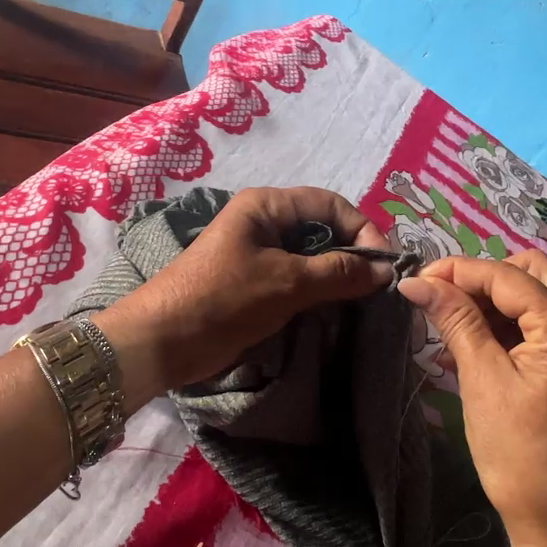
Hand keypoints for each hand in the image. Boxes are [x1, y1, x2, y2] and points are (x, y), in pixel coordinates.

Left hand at [96, 187, 392, 401]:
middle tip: (378, 285)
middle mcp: (264, 221)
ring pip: (311, 254)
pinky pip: (297, 276)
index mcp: (267, 205)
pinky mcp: (254, 281)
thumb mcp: (287, 283)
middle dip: (353, 252)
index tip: (384, 266)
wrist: (161, 342)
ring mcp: (257, 251)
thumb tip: (384, 271)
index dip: (362, 229)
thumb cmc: (224, 300)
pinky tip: (336, 307)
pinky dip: (319, 288)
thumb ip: (338, 272)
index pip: (330, 204)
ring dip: (337, 273)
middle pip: (322, 227)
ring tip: (364, 299)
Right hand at [398, 252, 546, 546]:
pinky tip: (465, 343)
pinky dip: (500, 323)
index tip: (413, 280)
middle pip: (526, 272)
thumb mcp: (481, 378)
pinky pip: (532, 323)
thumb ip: (454, 319)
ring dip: (488, 300)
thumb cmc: (517, 450)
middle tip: (438, 299)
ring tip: (447, 324)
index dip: (457, 271)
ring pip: (529, 294)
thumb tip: (415, 281)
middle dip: (479, 279)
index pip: (504, 275)